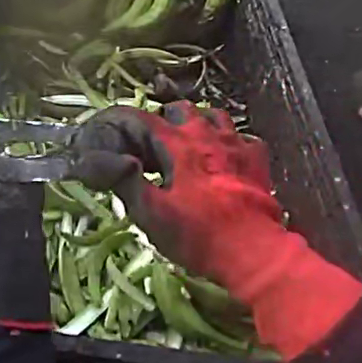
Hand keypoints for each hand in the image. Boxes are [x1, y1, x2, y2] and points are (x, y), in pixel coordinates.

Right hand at [72, 102, 361, 358]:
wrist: (254, 252)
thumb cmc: (199, 234)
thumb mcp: (151, 213)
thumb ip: (125, 180)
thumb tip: (109, 156)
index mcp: (177, 144)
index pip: (140, 118)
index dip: (118, 121)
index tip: (105, 130)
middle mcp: (206, 134)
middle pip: (178, 110)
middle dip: (160, 121)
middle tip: (148, 145)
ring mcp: (235, 144)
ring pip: (211, 116)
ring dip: (194, 124)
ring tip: (184, 142)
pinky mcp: (256, 160)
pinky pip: (240, 137)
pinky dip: (227, 141)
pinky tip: (221, 156)